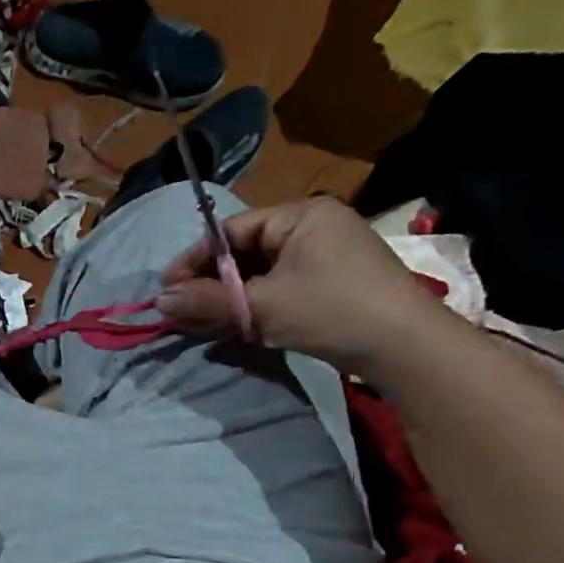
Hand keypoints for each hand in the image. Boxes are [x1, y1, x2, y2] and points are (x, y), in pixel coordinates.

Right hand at [157, 197, 459, 370]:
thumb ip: (209, 302)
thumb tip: (160, 302)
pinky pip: (280, 289)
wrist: (404, 347)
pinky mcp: (331, 286)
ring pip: (262, 274)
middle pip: (246, 251)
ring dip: (231, 298)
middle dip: (212, 282)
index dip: (195, 259)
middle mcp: (313, 228)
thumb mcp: (264, 306)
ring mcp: (324, 258)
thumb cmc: (332, 311)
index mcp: (300, 215)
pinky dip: (256, 307)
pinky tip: (238, 326)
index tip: (167, 288)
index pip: (232, 230)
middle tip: (182, 310)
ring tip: (203, 322)